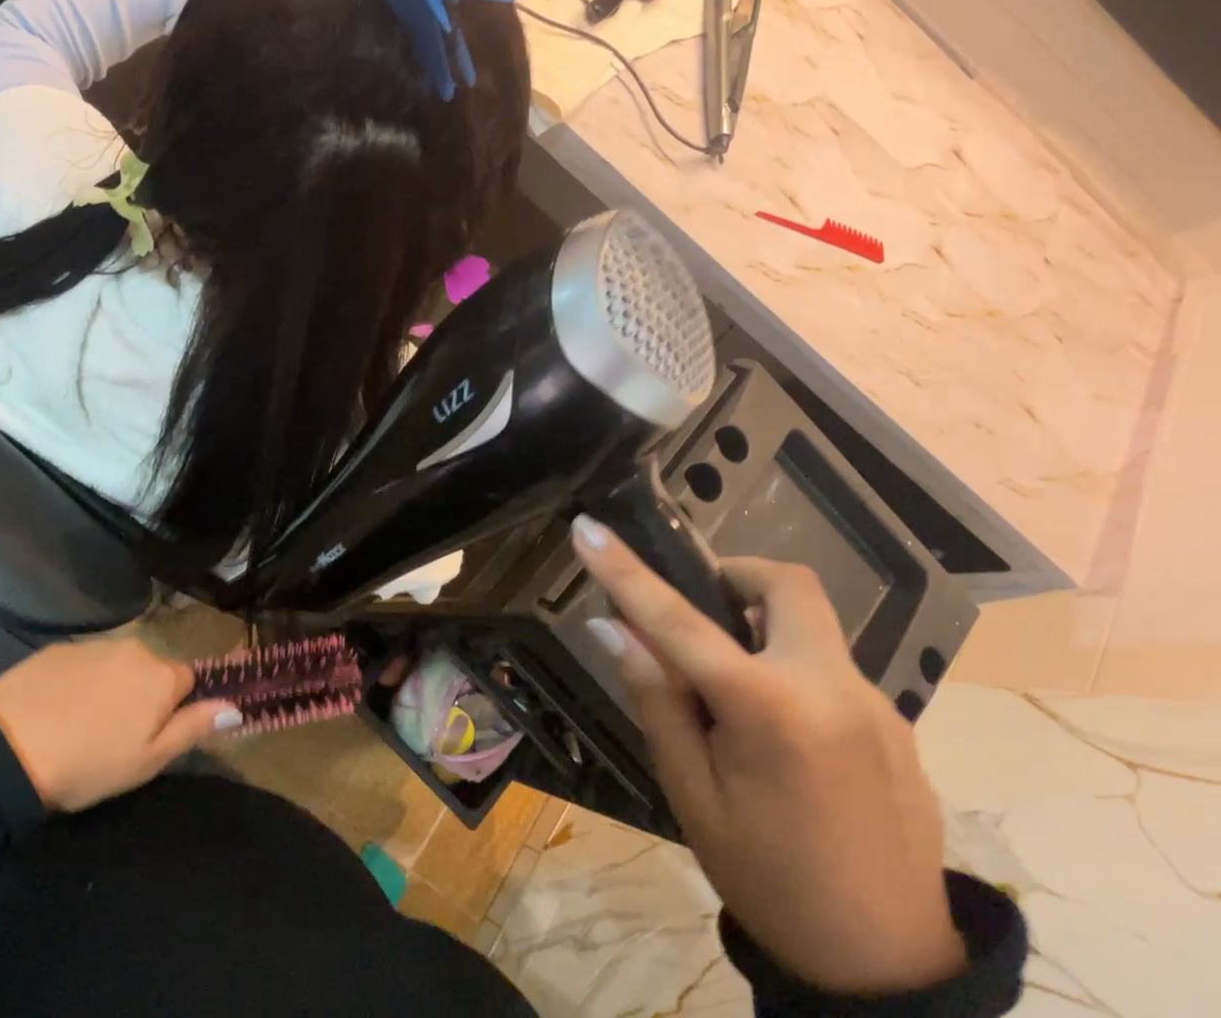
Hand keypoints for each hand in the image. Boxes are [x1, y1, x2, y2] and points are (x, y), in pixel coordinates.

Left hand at [0, 638, 241, 811]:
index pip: (189, 681)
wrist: (6, 749)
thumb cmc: (89, 763)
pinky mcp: (56, 648)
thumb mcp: (149, 759)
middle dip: (143, 696)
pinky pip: (84, 664)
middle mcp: (133, 647)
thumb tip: (235, 705)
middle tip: (117, 737)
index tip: (155, 735)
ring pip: (117, 666)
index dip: (176, 709)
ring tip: (84, 725)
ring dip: (111, 688)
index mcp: (161, 675)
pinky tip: (59, 711)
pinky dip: (80, 683)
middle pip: (152, 670)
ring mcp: (92, 644)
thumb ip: (194, 726)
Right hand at [570, 515, 963, 994]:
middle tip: (692, 611)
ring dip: (758, 631)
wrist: (883, 958)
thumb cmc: (765, 876)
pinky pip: (828, 669)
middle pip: (787, 587)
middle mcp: (832, 687)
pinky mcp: (896, 722)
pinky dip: (785, 670)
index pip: (679, 621)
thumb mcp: (690, 792)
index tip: (589, 528)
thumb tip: (616, 630)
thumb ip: (657, 701)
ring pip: (810, 629)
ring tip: (725, 697)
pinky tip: (771, 738)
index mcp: (771, 709)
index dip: (626, 572)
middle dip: (733, 577)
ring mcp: (876, 702)